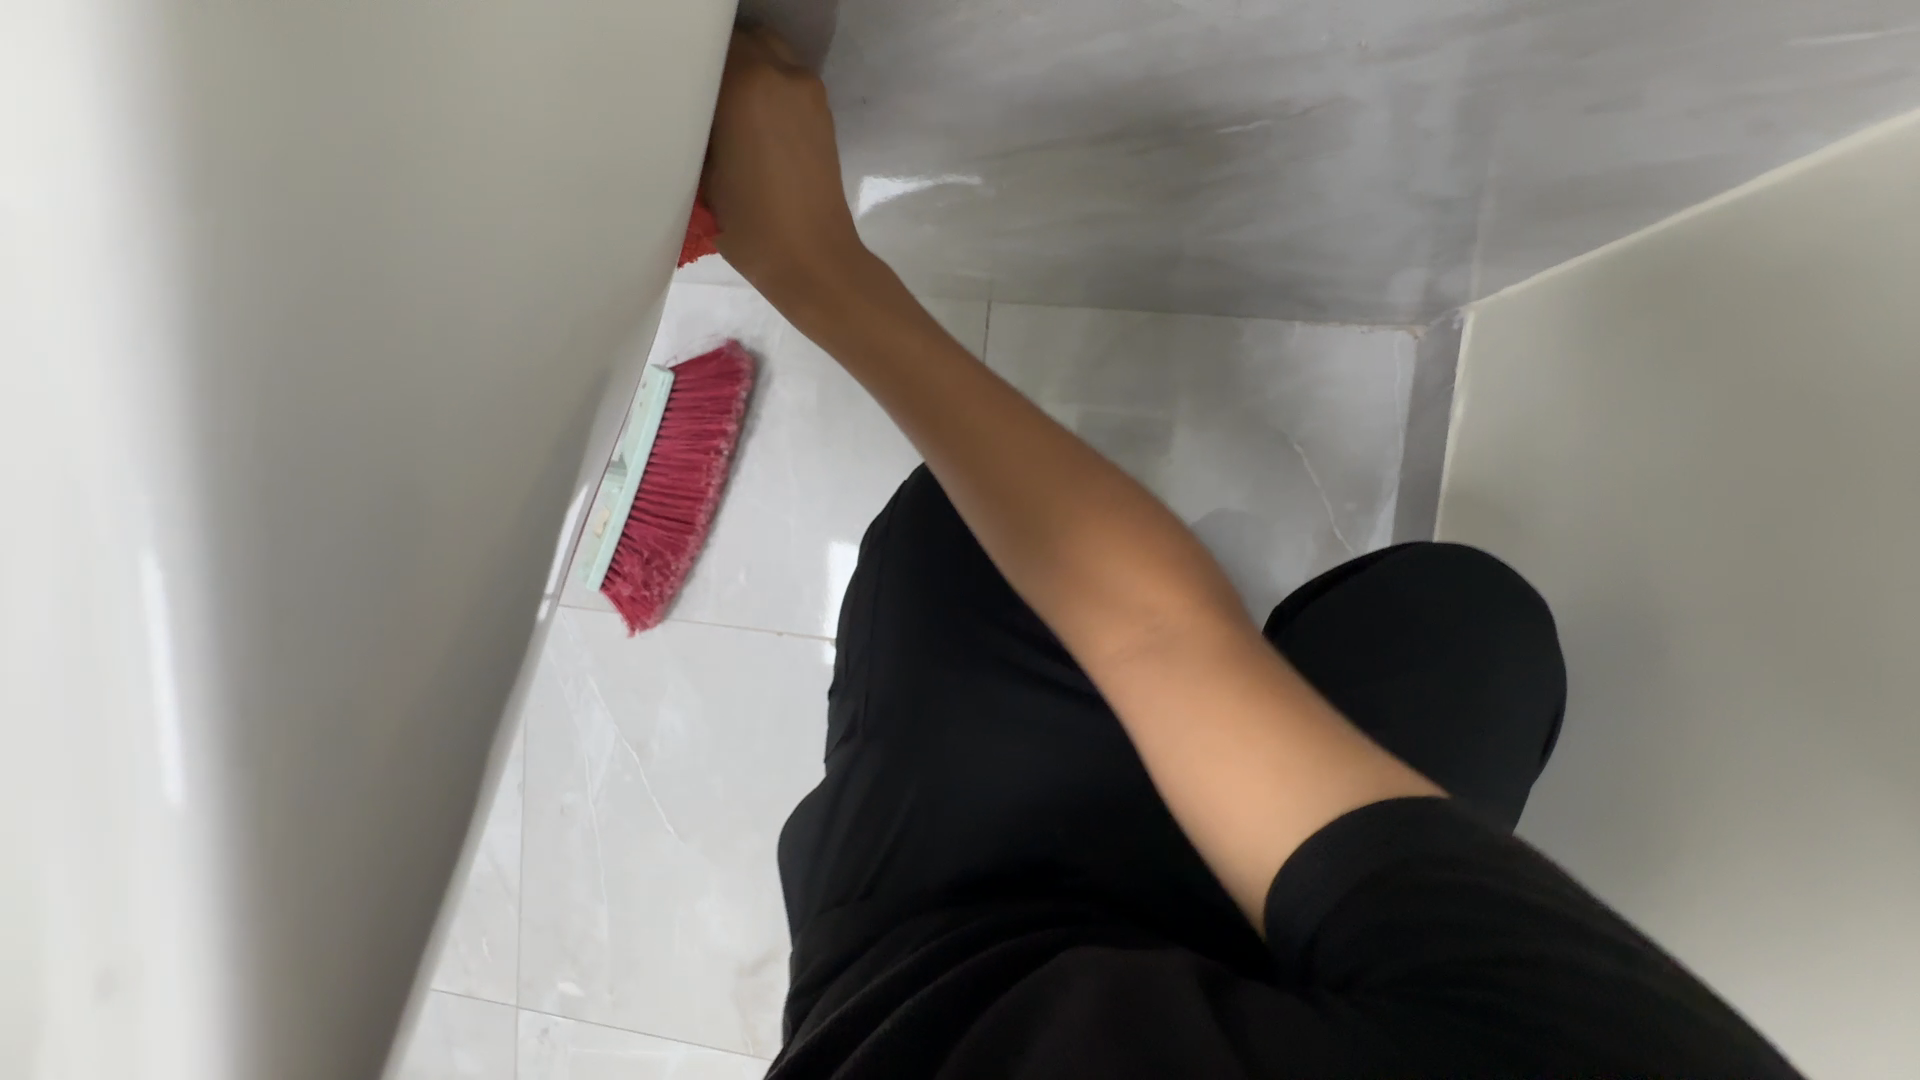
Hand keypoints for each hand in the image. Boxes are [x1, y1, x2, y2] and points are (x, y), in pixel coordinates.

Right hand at [702, 28, 870, 310]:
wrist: (815, 262)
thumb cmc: (753, 228)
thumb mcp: (704, 175)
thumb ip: (700, 126)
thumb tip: (694, 108)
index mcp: (747, 83)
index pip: (710, 43)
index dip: (693, 61)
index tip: (680, 83)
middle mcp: (783, 75)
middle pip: (745, 42)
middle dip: (723, 63)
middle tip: (702, 96)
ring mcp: (810, 94)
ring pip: (772, 58)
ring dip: (750, 75)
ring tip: (728, 113)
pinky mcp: (825, 116)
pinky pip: (789, 85)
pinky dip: (771, 93)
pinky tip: (753, 127)